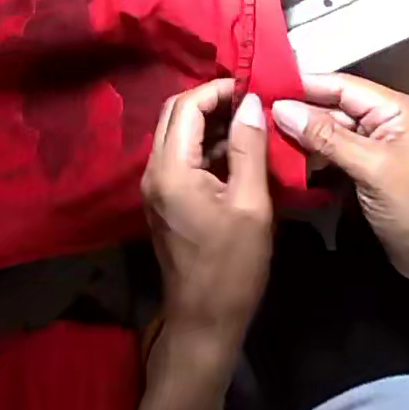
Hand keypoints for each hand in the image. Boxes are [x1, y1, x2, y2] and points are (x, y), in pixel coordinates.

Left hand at [143, 79, 272, 352]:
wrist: (205, 322)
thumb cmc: (232, 266)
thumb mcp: (251, 203)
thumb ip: (248, 147)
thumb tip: (252, 101)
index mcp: (172, 170)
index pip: (187, 106)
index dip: (219, 89)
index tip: (253, 87)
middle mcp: (154, 171)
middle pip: (176, 113)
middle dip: (212, 99)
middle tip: (252, 101)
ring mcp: (156, 186)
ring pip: (178, 132)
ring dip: (211, 120)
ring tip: (252, 120)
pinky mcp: (165, 198)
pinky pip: (182, 154)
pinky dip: (207, 143)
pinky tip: (239, 149)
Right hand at [271, 74, 408, 289]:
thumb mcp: (372, 169)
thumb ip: (326, 137)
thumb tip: (282, 108)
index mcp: (399, 110)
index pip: (345, 87)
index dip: (306, 85)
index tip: (266, 85)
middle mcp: (390, 123)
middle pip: (338, 109)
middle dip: (301, 113)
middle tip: (257, 115)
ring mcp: (382, 149)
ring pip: (336, 134)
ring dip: (305, 138)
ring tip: (264, 137)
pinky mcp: (374, 174)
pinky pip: (340, 157)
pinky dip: (317, 159)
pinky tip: (287, 161)